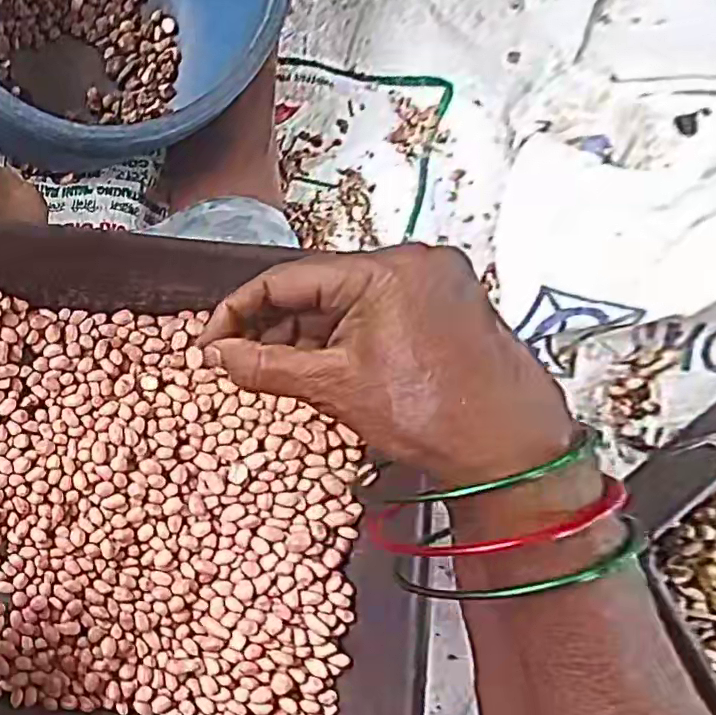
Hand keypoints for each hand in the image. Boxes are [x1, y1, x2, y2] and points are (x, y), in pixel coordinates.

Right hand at [197, 244, 575, 485]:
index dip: (234, 311)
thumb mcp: (329, 386)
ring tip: (261, 371)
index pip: (283, 279)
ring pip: (328, 304)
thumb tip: (213, 354)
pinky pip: (356, 316)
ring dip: (288, 337)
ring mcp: (422, 286)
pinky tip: (299, 369)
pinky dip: (321, 342)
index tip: (206, 343)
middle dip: (261, 326)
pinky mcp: (428, 309)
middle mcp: (409, 266)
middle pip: (306, 289)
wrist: (509, 448)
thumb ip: (261, 364)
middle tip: (228, 360)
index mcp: (387, 272)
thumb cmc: (430, 413)